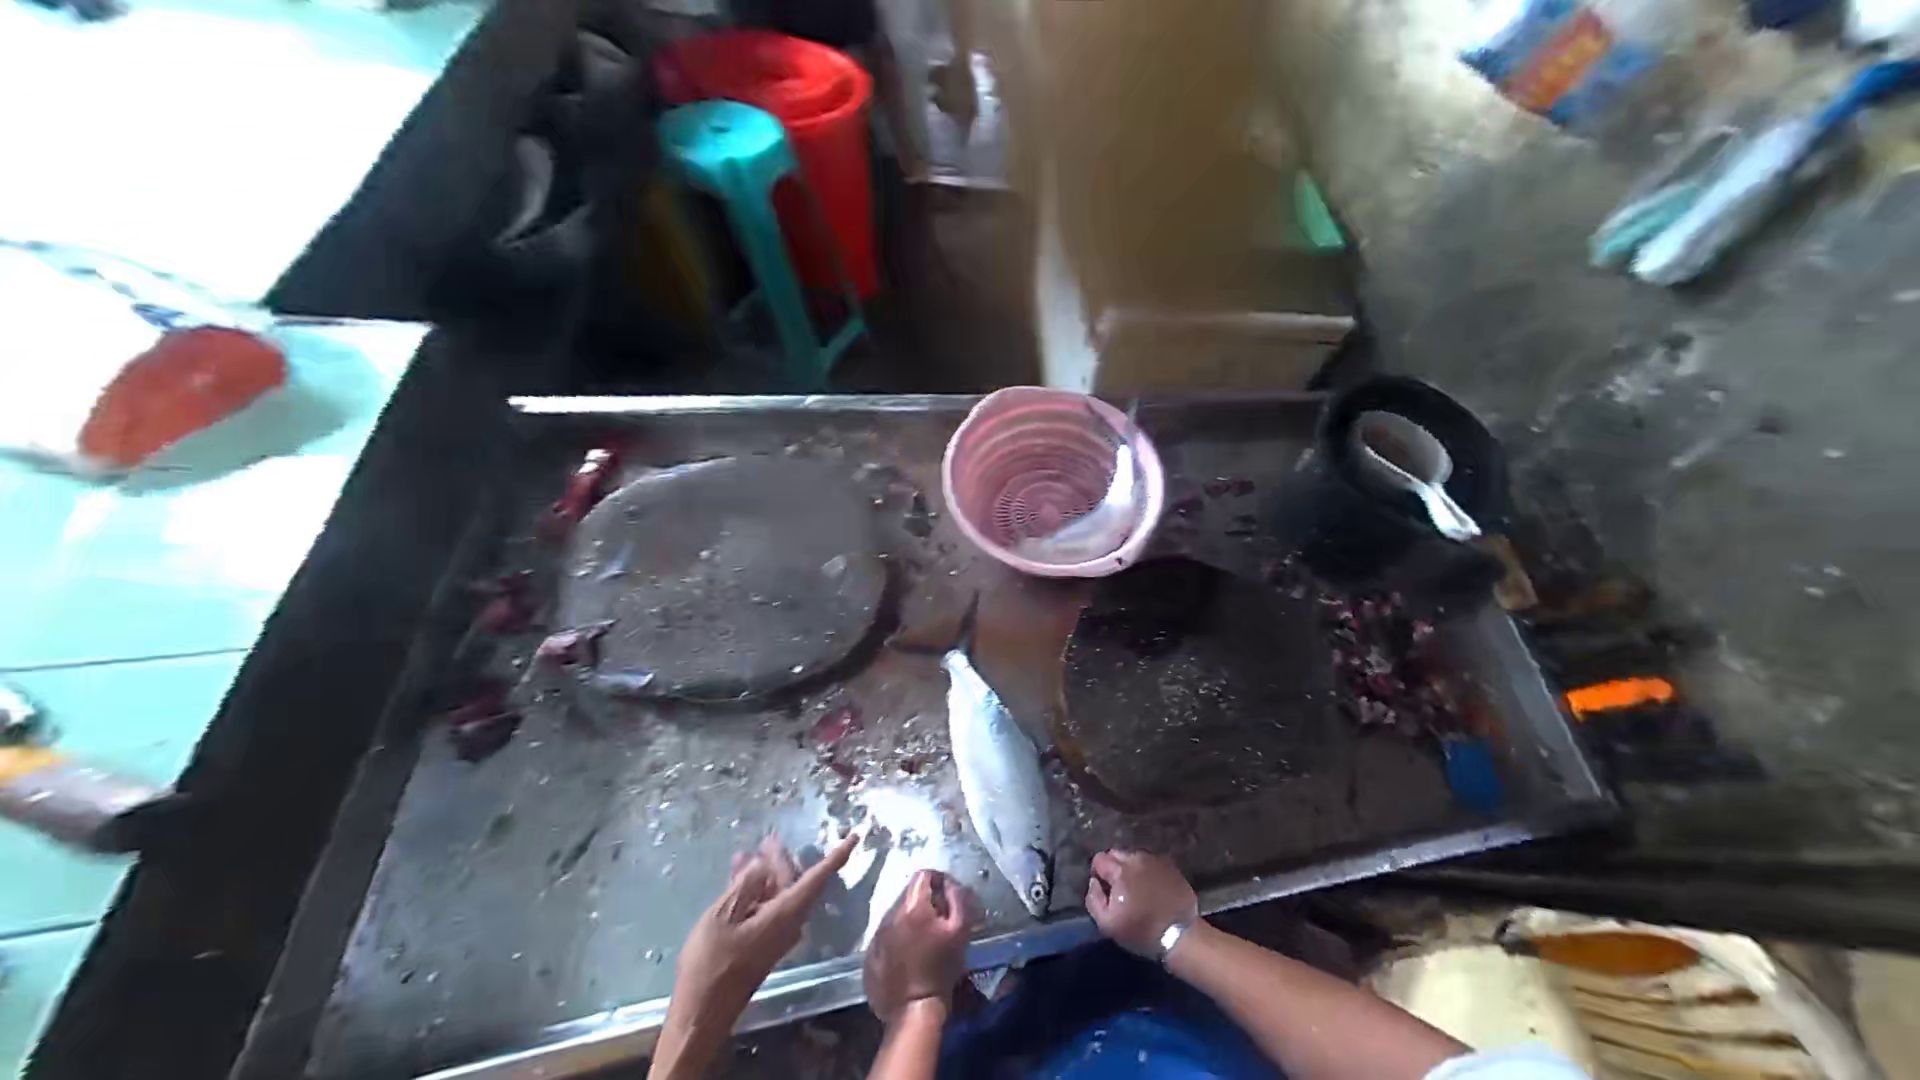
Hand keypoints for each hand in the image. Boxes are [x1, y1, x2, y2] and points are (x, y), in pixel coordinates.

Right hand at [674, 833, 857, 1018]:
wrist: (699, 1017)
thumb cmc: (709, 965)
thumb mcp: (721, 918)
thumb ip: (744, 887)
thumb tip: (763, 865)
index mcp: (785, 914)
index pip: (817, 878)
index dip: (837, 855)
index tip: (855, 836)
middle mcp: (789, 924)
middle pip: (794, 881)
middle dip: (781, 859)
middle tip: (766, 840)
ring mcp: (777, 937)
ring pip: (779, 894)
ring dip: (763, 874)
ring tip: (742, 857)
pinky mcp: (764, 945)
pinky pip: (768, 908)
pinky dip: (755, 892)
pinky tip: (736, 880)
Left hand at [864, 869, 973, 1023]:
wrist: (912, 1011)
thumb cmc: (940, 969)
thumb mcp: (959, 932)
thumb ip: (958, 900)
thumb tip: (951, 883)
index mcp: (913, 906)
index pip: (923, 875)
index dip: (938, 880)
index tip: (947, 895)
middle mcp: (890, 914)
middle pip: (908, 894)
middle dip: (924, 901)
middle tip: (937, 919)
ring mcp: (876, 934)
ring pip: (896, 914)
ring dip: (909, 919)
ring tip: (922, 938)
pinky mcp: (869, 952)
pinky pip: (885, 934)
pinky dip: (897, 937)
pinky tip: (907, 954)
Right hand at [1085, 849, 1197, 958]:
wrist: (1181, 937)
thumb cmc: (1141, 931)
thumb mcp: (1108, 924)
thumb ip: (1093, 899)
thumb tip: (1094, 882)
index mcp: (1120, 870)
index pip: (1099, 859)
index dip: (1098, 873)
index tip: (1104, 889)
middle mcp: (1138, 858)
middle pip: (1116, 853)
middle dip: (1113, 867)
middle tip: (1119, 889)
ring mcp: (1156, 861)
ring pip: (1135, 857)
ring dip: (1131, 869)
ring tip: (1137, 888)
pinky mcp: (1171, 867)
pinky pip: (1152, 863)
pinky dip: (1147, 872)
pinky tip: (1152, 888)